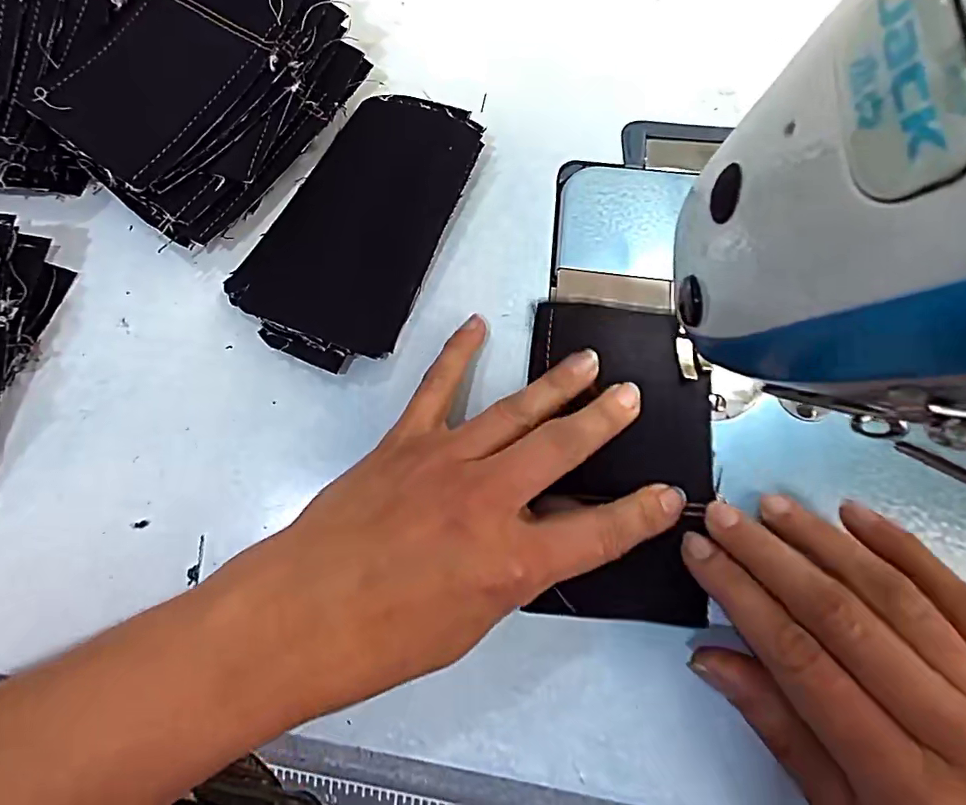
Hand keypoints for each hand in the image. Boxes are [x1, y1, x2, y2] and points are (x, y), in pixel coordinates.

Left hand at [204, 314, 684, 722]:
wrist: (297, 617)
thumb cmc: (382, 639)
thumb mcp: (470, 623)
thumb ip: (512, 573)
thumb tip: (537, 537)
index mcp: (509, 561)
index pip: (596, 533)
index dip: (640, 515)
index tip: (667, 496)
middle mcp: (487, 500)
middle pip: (561, 449)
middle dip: (603, 420)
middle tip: (629, 396)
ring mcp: (445, 461)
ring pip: (514, 411)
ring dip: (555, 385)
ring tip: (586, 362)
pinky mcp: (406, 442)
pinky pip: (438, 389)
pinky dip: (457, 354)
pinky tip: (475, 327)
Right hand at [683, 496, 965, 804]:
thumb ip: (786, 737)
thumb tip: (718, 661)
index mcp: (914, 791)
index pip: (804, 663)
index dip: (744, 598)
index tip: (706, 558)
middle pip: (843, 616)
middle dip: (771, 557)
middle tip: (727, 520)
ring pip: (896, 594)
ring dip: (825, 540)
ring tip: (777, 509)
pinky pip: (959, 597)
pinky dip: (903, 548)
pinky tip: (860, 517)